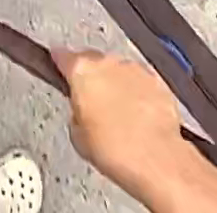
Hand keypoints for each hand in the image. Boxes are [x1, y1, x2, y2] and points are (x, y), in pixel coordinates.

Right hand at [50, 49, 186, 196]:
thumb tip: (81, 113)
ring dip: (116, 84)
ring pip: (118, 70)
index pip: (60, 54)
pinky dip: (140, 94)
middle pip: (91, 60)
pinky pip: (142, 83)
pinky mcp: (157, 84)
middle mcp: (105, 62)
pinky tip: (141, 116)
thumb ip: (74, 111)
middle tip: (94, 104)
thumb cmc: (116, 150)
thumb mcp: (77, 135)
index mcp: (79, 68)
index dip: (58, 63)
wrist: (158, 163)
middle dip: (91, 77)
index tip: (58, 69)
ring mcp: (133, 71)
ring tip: (121, 114)